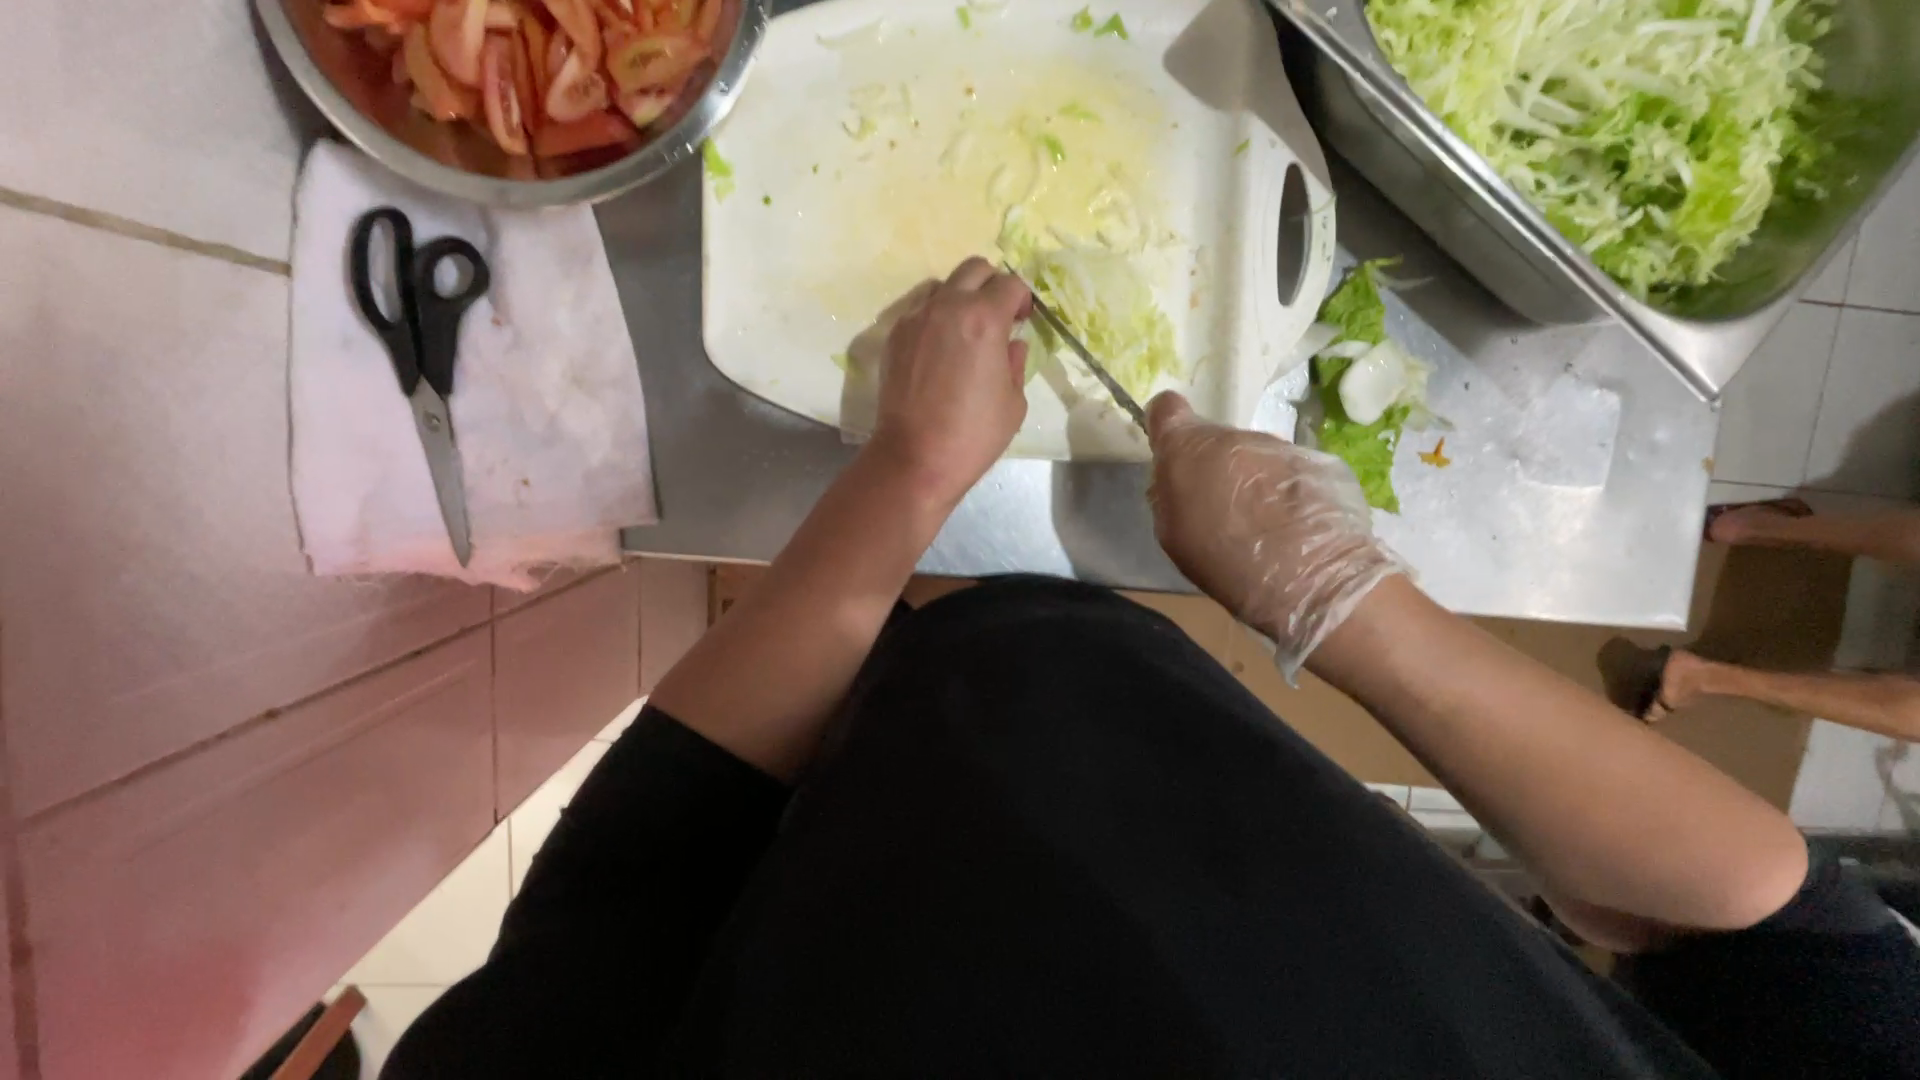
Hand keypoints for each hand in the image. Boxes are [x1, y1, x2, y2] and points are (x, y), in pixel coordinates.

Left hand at [866, 257, 1031, 505]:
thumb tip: (1011, 344)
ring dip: (960, 298)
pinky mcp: (894, 337)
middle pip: (974, 269)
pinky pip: (919, 311)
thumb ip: (1015, 363)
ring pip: (942, 286)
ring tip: (965, 331)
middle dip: (991, 285)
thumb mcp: (1013, 402)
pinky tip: (940, 350)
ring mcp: (915, 320)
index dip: (1022, 299)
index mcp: (983, 319)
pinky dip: (935, 318)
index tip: (1023, 318)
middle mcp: (947, 308)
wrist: (914, 458)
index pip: (1009, 284)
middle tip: (998, 315)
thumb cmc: (972, 435)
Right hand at [1146, 392, 1406, 680]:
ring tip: (1263, 523)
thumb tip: (1173, 478)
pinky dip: (1287, 492)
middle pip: (1216, 440)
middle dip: (1214, 466)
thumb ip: (1169, 493)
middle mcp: (1233, 435)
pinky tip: (1294, 525)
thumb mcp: (1172, 533)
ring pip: (1255, 455)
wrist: (1306, 577)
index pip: (1166, 408)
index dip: (1166, 425)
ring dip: (1253, 479)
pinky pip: (1291, 472)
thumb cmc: (1223, 560)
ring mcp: (1279, 445)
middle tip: (1223, 509)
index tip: (1171, 449)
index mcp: (1187, 448)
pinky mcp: (1318, 461)